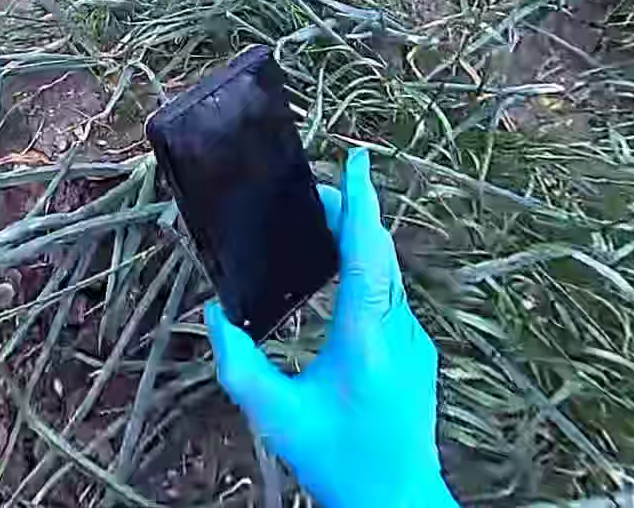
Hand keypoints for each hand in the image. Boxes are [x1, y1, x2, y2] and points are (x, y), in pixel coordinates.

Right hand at [206, 150, 457, 507]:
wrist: (398, 502)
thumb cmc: (338, 462)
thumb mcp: (278, 420)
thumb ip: (240, 367)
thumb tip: (216, 314)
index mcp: (365, 337)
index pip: (365, 252)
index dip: (360, 201)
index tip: (357, 158)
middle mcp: (396, 326)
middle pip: (377, 248)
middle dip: (352, 210)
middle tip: (318, 193)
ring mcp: (413, 333)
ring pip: (387, 265)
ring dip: (360, 235)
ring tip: (326, 219)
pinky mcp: (417, 343)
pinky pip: (390, 286)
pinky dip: (368, 262)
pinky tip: (344, 267)